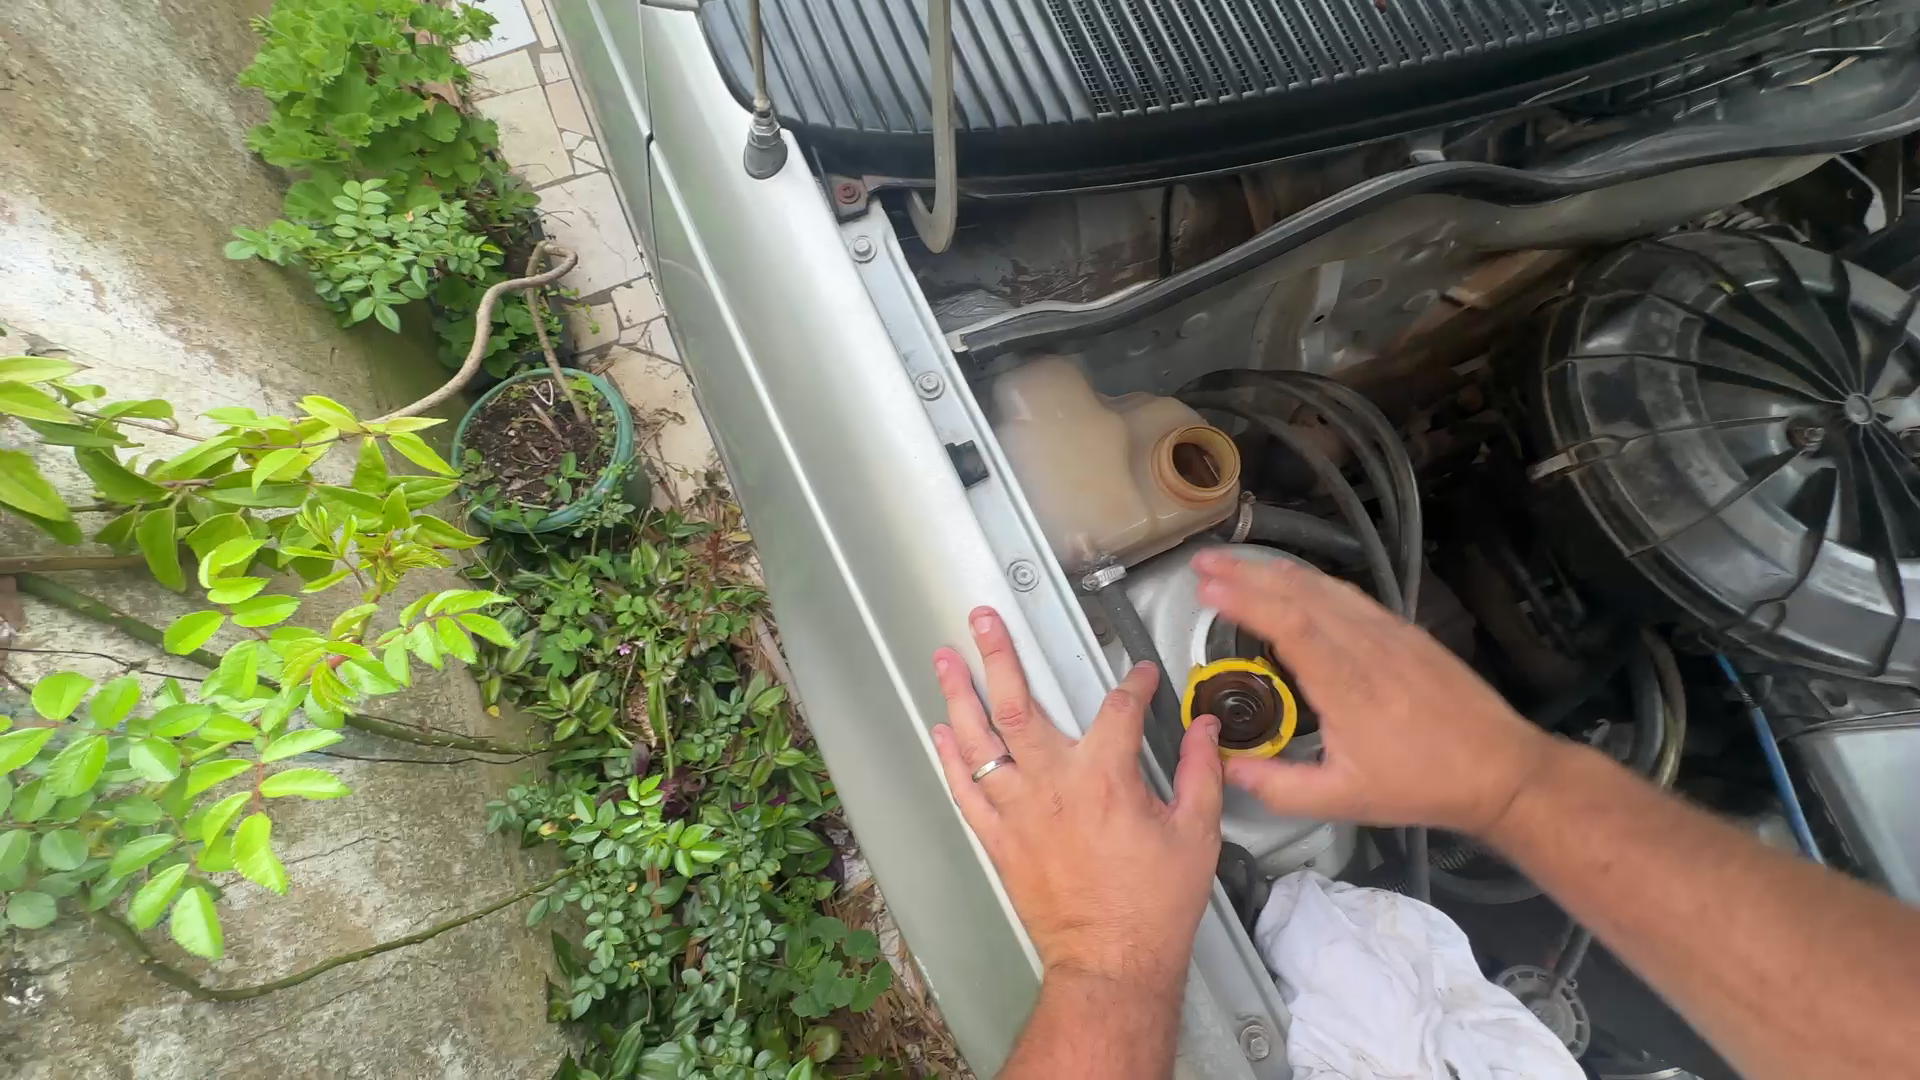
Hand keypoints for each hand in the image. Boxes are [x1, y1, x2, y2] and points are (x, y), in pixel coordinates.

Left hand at [930, 607, 1224, 988]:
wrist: (1111, 966)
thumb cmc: (1151, 907)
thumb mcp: (1196, 835)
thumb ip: (1199, 773)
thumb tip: (1203, 731)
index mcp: (1104, 779)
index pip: (1119, 709)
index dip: (1134, 684)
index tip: (1140, 676)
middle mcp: (1052, 785)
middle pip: (1018, 705)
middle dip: (997, 655)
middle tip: (983, 622)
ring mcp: (1018, 810)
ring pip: (979, 740)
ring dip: (959, 695)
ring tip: (945, 660)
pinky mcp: (998, 838)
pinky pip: (965, 790)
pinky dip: (950, 758)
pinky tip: (941, 730)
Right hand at [1191, 549, 1558, 836]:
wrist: (1503, 771)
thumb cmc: (1422, 784)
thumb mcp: (1345, 800)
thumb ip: (1278, 786)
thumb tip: (1225, 765)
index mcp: (1349, 687)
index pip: (1291, 627)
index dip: (1246, 602)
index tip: (1207, 588)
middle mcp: (1366, 648)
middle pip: (1298, 594)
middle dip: (1243, 573)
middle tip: (1201, 563)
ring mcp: (1386, 632)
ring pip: (1320, 586)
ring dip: (1269, 569)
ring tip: (1230, 561)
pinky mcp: (1401, 628)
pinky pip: (1344, 592)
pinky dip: (1305, 577)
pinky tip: (1285, 575)